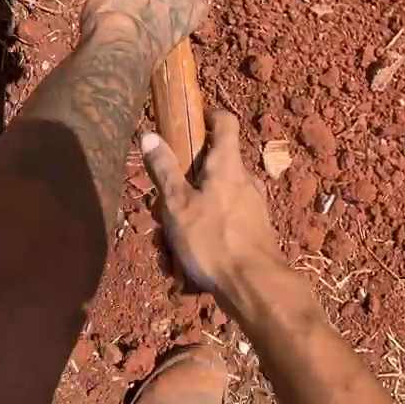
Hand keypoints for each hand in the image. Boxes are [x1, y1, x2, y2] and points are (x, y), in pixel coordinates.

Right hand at [141, 111, 282, 299]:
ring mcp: (252, 207)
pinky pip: (222, 224)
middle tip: (161, 210)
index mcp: (227, 165)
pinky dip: (203, 237)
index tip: (190, 122)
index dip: (208, 116)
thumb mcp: (178, 204)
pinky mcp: (253, 232)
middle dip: (182, 187)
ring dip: (188, 218)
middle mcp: (244, 180)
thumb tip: (149, 135)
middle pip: (211, 169)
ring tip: (167, 249)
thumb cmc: (213, 239)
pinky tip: (184, 267)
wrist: (255, 287)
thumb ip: (164, 170)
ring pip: (212, 201)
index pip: (225, 122)